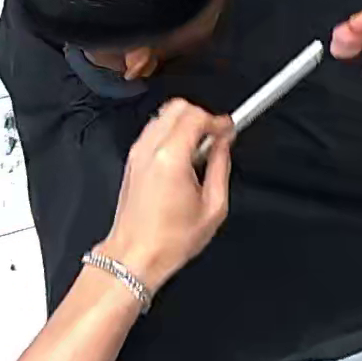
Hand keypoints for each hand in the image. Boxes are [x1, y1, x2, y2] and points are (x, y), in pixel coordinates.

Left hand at [97, 99, 233, 293]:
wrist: (135, 254)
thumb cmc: (170, 239)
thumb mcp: (213, 207)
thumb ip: (221, 166)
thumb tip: (224, 143)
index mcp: (170, 157)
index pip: (195, 116)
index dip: (217, 120)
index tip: (229, 128)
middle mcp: (150, 148)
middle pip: (177, 106)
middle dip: (201, 115)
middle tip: (216, 136)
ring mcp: (138, 150)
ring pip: (163, 114)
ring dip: (185, 122)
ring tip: (201, 148)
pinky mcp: (132, 157)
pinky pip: (153, 129)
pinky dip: (171, 132)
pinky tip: (183, 155)